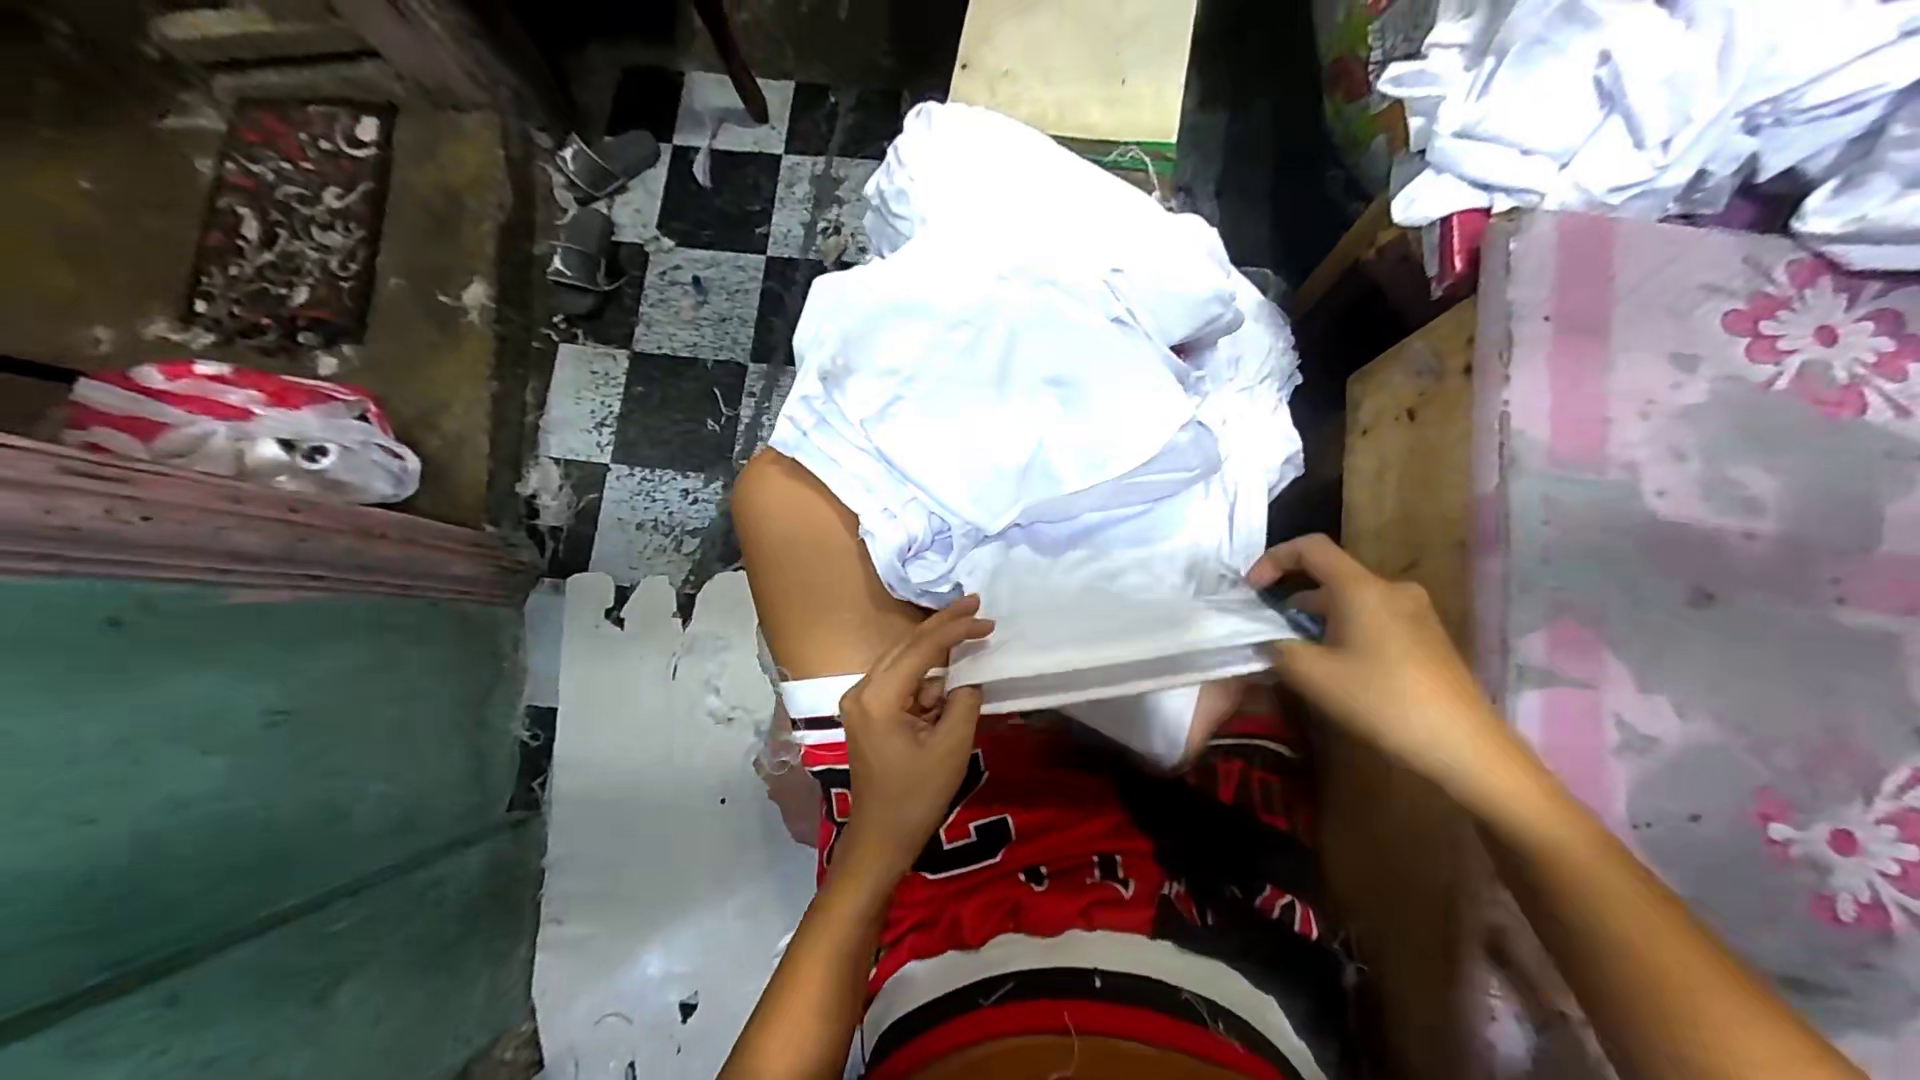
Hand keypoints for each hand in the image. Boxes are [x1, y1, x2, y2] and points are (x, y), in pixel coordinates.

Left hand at [835, 596, 995, 880]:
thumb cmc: (916, 796)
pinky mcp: (867, 712)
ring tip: (969, 646)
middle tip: (976, 607)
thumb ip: (963, 702)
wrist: (881, 837)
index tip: (985, 618)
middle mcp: (862, 690)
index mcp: (878, 697)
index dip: (955, 629)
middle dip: (944, 627)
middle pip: (908, 645)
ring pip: (905, 663)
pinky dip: (926, 682)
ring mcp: (860, 701)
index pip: (921, 648)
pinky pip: (902, 683)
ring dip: (937, 658)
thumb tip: (967, 679)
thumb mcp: (951, 747)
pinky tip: (948, 688)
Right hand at [1249, 534, 1516, 789]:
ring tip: (1297, 656)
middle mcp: (1391, 589)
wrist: (1463, 746)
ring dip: (1317, 620)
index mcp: (1362, 587)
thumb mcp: (1311, 675)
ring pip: (1351, 602)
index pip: (1310, 547)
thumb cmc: (1380, 700)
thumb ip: (1276, 647)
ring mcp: (1414, 613)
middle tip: (1268, 632)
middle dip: (1292, 600)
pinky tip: (1336, 669)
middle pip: (1330, 577)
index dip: (1273, 560)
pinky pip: (1373, 619)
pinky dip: (1344, 632)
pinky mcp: (1426, 637)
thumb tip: (1265, 638)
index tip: (1252, 591)